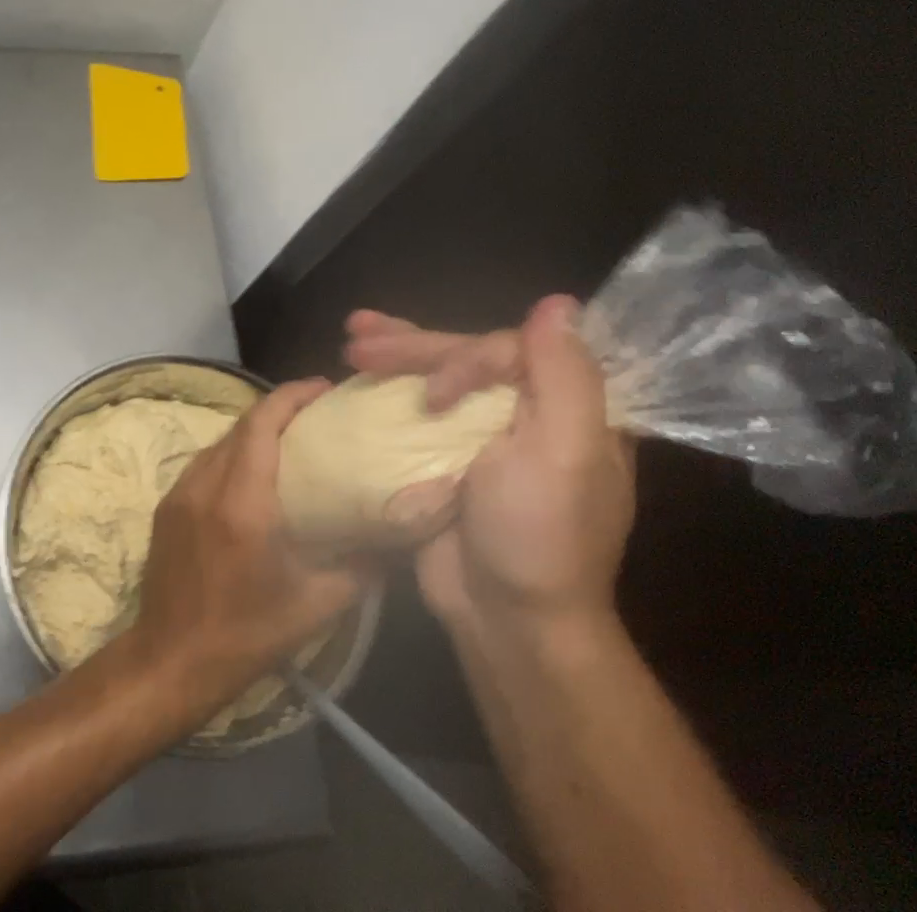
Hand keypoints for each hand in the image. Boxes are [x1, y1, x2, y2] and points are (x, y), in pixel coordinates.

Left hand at [124, 379, 367, 717]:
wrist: (172, 657)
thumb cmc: (247, 634)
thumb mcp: (317, 605)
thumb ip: (362, 566)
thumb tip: (399, 537)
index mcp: (242, 505)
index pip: (260, 426)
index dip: (290, 398)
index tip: (322, 388)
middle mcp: (204, 489)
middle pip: (239, 428)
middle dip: (277, 410)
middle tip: (317, 413)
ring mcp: (178, 497)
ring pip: (217, 445)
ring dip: (251, 433)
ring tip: (290, 439)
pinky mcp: (165, 510)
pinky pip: (201, 467)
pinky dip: (230, 457)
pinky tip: (254, 473)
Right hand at [346, 297, 634, 630]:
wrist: (505, 614)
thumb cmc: (540, 535)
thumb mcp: (566, 453)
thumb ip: (565, 376)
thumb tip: (557, 302)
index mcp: (566, 409)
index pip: (508, 353)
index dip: (462, 361)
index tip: (433, 397)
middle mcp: (524, 417)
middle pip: (463, 361)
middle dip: (409, 345)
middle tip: (354, 340)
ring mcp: (478, 443)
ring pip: (434, 384)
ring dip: (393, 358)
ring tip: (349, 339)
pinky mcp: (440, 468)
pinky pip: (411, 420)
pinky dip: (384, 396)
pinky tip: (353, 382)